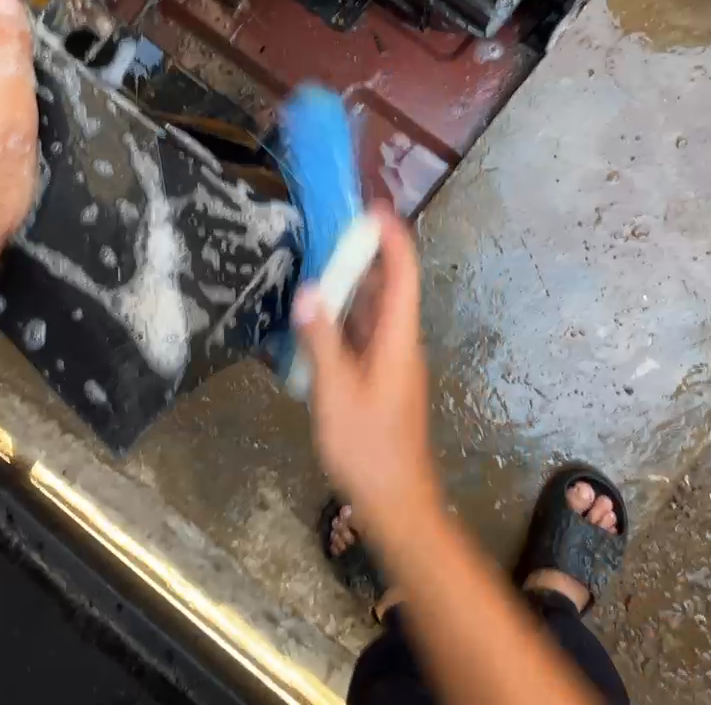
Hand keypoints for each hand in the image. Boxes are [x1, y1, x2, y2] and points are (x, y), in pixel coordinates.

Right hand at [293, 207, 440, 538]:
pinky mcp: (376, 378)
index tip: (370, 208)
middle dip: (362, 254)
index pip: (402, 274)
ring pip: (371, 311)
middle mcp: (397, 342)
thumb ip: (322, 341)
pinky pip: (360, 334)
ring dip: (348, 285)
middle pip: (386, 287)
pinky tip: (312, 316)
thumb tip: (309, 291)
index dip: (391, 238)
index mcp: (397, 339)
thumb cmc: (369, 448)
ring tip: (313, 262)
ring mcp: (388, 361)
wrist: (396, 502)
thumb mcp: (337, 393)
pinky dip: (340, 317)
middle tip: (326, 227)